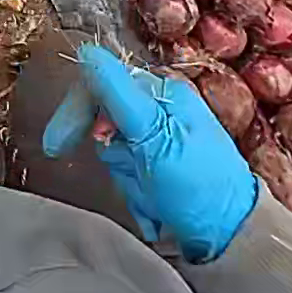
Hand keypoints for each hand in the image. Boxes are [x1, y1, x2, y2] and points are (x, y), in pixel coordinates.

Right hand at [44, 45, 257, 261]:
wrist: (235, 241)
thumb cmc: (198, 184)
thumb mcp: (153, 134)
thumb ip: (116, 91)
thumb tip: (86, 51)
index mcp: (162, 90)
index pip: (102, 82)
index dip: (77, 110)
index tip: (57, 143)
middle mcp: (161, 108)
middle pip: (105, 118)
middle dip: (113, 155)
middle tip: (130, 176)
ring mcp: (162, 138)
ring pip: (115, 151)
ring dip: (126, 178)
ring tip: (152, 196)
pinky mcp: (161, 167)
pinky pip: (130, 173)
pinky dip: (136, 193)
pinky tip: (155, 208)